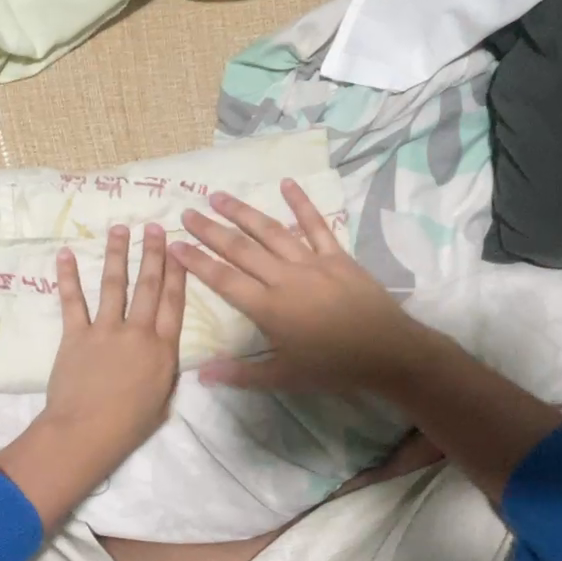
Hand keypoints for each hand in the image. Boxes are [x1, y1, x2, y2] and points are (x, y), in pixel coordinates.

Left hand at [0, 223, 187, 528]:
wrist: (87, 431)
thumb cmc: (129, 426)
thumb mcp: (163, 399)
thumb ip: (164, 370)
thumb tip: (162, 353)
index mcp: (163, 349)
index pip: (173, 302)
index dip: (177, 273)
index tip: (178, 249)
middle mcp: (137, 332)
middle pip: (148, 286)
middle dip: (152, 254)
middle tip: (153, 227)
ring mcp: (105, 330)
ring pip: (114, 285)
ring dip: (117, 255)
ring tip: (119, 230)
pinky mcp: (75, 335)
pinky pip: (72, 301)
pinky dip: (68, 277)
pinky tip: (66, 254)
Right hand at [170, 179, 433, 393]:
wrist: (387, 353)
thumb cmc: (332, 367)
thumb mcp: (283, 377)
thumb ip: (240, 373)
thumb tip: (201, 375)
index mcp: (268, 307)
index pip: (223, 279)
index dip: (196, 262)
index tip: (174, 245)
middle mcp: (284, 278)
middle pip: (240, 249)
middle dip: (210, 230)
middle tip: (186, 212)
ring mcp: (311, 262)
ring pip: (270, 232)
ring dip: (243, 212)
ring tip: (219, 196)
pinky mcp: (337, 256)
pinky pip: (316, 225)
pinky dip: (301, 204)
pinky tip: (286, 183)